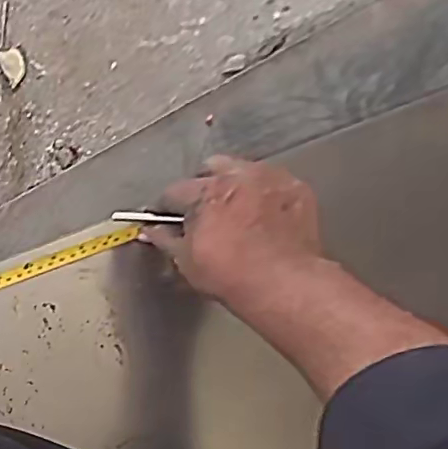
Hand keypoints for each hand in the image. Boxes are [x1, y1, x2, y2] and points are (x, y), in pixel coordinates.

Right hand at [140, 155, 327, 314]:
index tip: (162, 221)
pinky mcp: (298, 189)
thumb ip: (164, 239)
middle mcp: (241, 174)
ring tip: (231, 213)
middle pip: (212, 168)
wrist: (280, 280)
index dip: (164, 207)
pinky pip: (272, 184)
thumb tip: (149, 230)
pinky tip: (258, 218)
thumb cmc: (225, 272)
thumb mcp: (184, 259)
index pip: (174, 190)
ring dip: (233, 187)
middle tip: (198, 212)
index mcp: (208, 191)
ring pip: (244, 172)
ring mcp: (274, 178)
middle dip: (201, 186)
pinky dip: (260, 196)